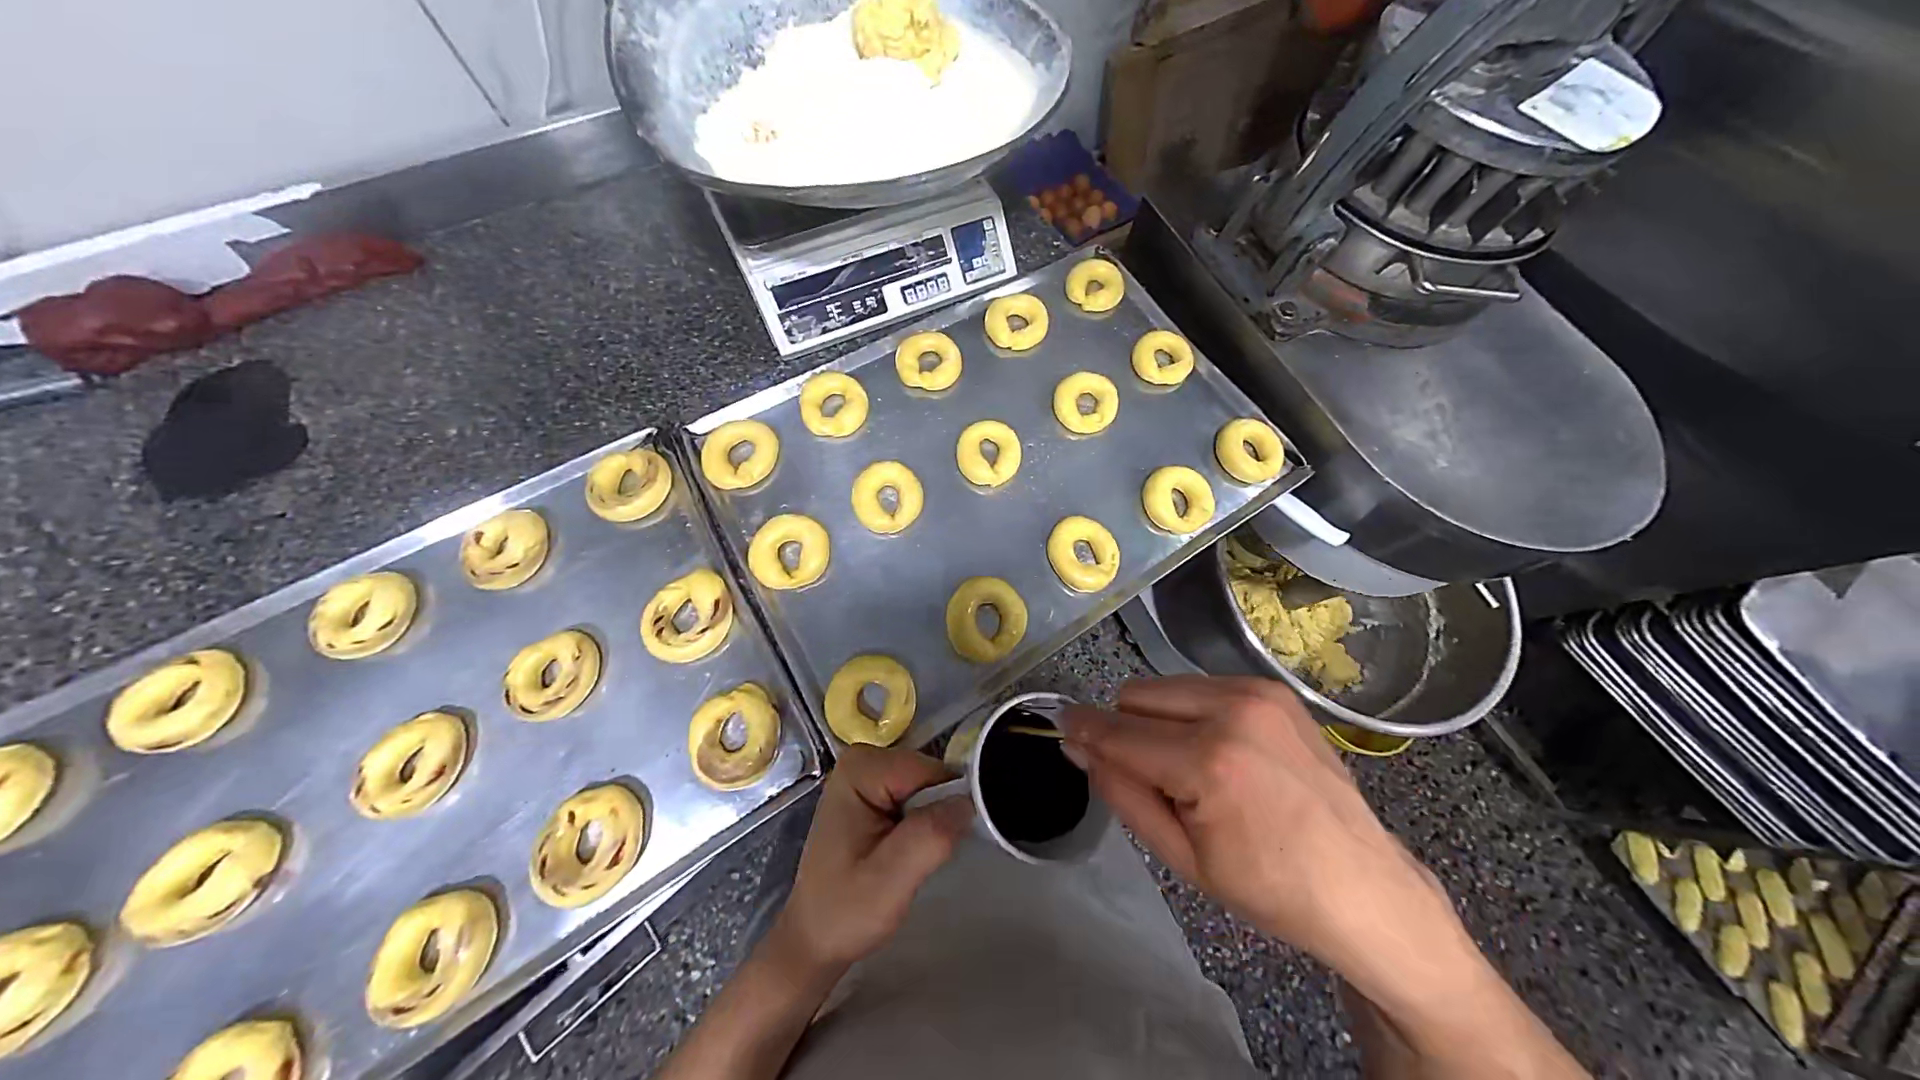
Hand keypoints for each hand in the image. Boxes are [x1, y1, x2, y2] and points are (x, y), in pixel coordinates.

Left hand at [770, 744, 972, 975]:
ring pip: (930, 787)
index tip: (941, 847)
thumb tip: (968, 803)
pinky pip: (920, 797)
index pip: (931, 771)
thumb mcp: (890, 881)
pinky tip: (911, 850)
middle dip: (939, 814)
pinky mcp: (875, 793)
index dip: (946, 806)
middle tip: (924, 857)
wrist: (815, 938)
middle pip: (930, 774)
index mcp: (860, 769)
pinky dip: (924, 824)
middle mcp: (863, 761)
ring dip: (933, 821)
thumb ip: (929, 837)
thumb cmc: (845, 911)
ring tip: (917, 857)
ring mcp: (868, 775)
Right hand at [1072, 677, 1588, 1079]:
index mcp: (1208, 762)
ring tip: (1189, 766)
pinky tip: (1219, 750)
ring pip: (1165, 686)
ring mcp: (1258, 694)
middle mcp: (1232, 711)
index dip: (1082, 731)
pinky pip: (1201, 685)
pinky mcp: (1274, 690)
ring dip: (1158, 719)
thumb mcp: (1181, 856)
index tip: (1059, 729)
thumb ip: (1122, 794)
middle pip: (1135, 697)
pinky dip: (1191, 712)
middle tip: (1152, 778)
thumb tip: (1079, 749)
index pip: (1118, 732)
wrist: (1362, 886)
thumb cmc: (1268, 885)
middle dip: (1126, 731)